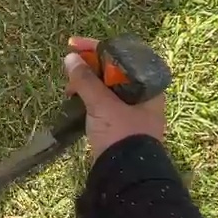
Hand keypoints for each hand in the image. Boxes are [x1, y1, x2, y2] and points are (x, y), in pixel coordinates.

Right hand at [64, 36, 165, 159]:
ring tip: (69, 91)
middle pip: (112, 70)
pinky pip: (101, 101)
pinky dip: (87, 98)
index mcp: (148, 85)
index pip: (122, 55)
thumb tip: (69, 57)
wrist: (125, 173)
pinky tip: (74, 101)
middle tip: (69, 72)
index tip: (73, 44)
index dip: (96, 48)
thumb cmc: (121, 134)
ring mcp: (130, 109)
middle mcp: (142, 95)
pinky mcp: (118, 123)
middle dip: (88, 67)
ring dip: (85, 84)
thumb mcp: (102, 104)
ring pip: (104, 86)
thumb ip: (86, 80)